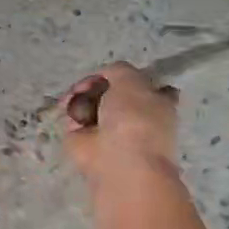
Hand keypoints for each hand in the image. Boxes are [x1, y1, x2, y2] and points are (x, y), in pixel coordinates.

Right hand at [61, 62, 179, 184]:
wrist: (117, 158)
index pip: (146, 85)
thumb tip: (105, 74)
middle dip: (95, 83)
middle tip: (87, 86)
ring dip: (80, 95)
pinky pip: (73, 114)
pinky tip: (73, 114)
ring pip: (89, 99)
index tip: (115, 74)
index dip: (130, 77)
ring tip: (77, 98)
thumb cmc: (135, 119)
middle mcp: (133, 114)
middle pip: (110, 89)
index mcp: (156, 103)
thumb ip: (119, 69)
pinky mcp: (83, 135)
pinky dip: (71, 111)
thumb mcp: (131, 81)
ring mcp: (107, 126)